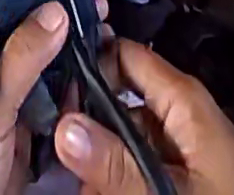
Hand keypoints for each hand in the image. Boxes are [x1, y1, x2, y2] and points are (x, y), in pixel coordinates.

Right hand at [55, 39, 233, 194]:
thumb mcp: (170, 194)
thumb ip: (118, 164)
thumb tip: (63, 125)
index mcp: (182, 97)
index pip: (124, 54)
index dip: (87, 66)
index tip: (51, 92)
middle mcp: (179, 110)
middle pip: (119, 97)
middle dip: (86, 123)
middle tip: (51, 148)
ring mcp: (181, 143)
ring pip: (124, 136)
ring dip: (98, 158)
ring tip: (68, 177)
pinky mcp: (183, 172)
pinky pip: (140, 162)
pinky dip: (117, 178)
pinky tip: (95, 192)